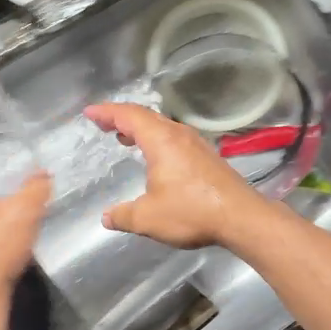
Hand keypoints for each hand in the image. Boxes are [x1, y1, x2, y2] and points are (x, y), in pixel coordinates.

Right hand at [84, 103, 264, 248]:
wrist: (240, 216)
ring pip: (163, 127)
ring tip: (124, 138)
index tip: (90, 113)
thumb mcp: (148, 217)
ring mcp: (197, 144)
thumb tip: (107, 217)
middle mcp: (179, 135)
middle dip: (122, 118)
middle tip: (103, 124)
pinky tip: (155, 157)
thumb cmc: (192, 211)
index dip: (107, 112)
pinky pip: (175, 138)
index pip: (129, 116)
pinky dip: (157, 140)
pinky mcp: (208, 156)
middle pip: (147, 117)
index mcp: (162, 140)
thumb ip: (124, 215)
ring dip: (142, 129)